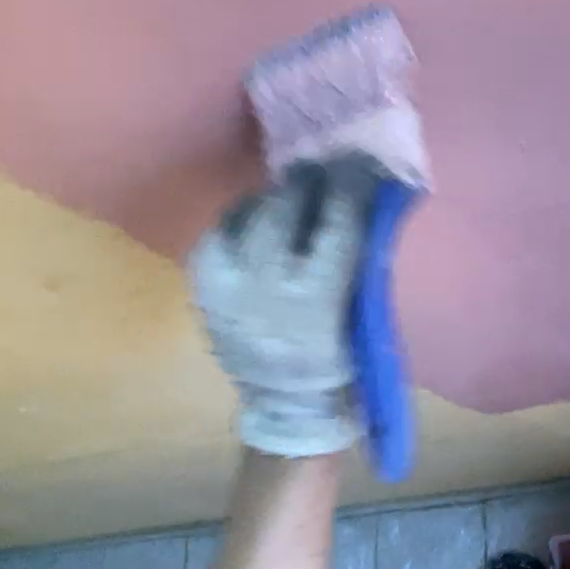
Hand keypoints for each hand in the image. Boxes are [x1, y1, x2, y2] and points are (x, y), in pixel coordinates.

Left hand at [187, 156, 380, 456]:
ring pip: (247, 214)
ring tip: (291, 191)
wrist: (290, 405)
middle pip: (286, 208)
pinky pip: (219, 233)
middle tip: (323, 167)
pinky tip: (258, 217)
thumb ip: (360, 256)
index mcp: (317, 297)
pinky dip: (241, 219)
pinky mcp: (203, 288)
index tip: (360, 163)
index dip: (350, 185)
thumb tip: (366, 198)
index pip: (337, 221)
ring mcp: (226, 286)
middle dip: (308, 181)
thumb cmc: (343, 359)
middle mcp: (266, 285)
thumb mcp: (363, 311)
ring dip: (273, 196)